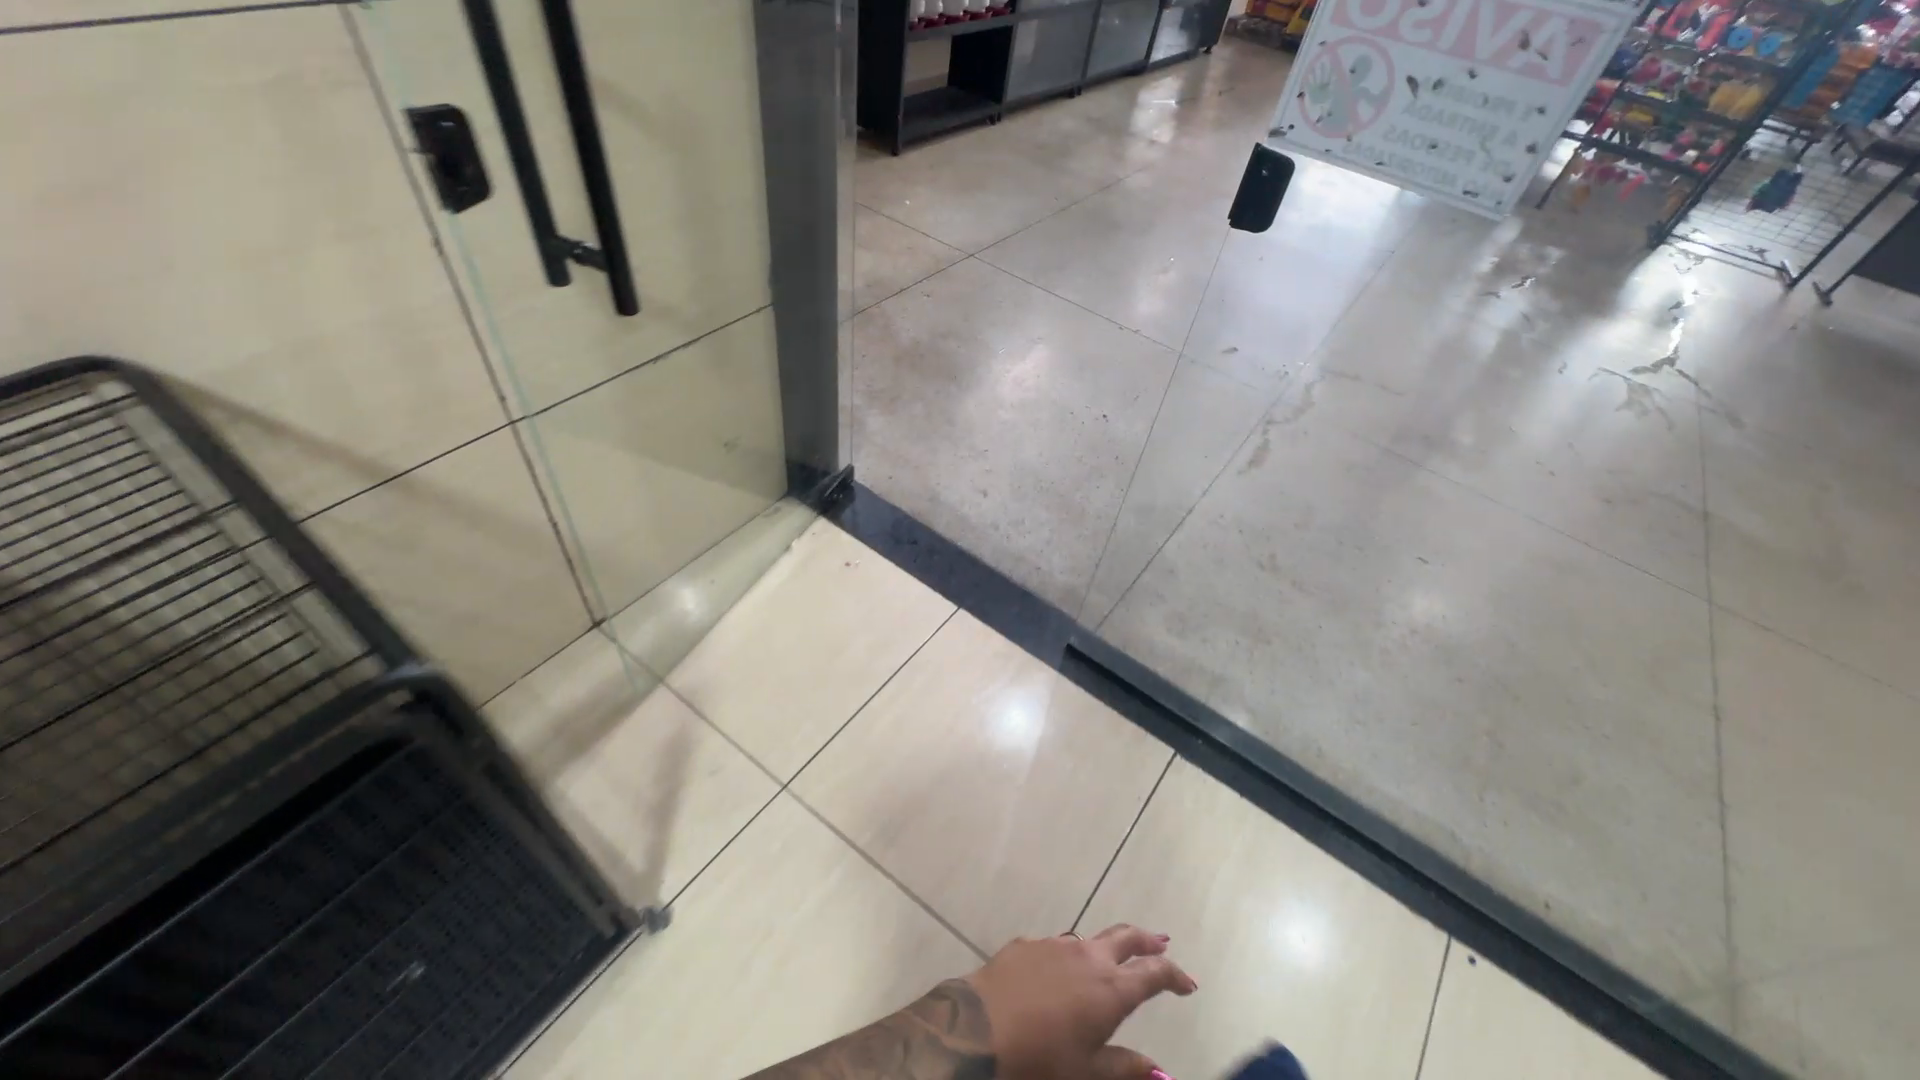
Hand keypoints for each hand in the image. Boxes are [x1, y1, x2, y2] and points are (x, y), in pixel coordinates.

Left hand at [964, 924, 1196, 1079]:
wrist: (976, 1030)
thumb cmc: (1039, 1058)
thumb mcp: (1087, 1071)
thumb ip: (1125, 1067)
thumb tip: (1161, 1072)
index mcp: (1111, 989)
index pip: (1154, 973)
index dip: (1175, 976)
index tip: (1188, 984)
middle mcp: (1087, 958)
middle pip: (1126, 937)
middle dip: (1147, 940)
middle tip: (1161, 944)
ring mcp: (1054, 946)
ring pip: (1089, 940)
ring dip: (1106, 948)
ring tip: (1110, 960)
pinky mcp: (1025, 945)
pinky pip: (1055, 948)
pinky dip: (1067, 958)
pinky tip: (1059, 974)